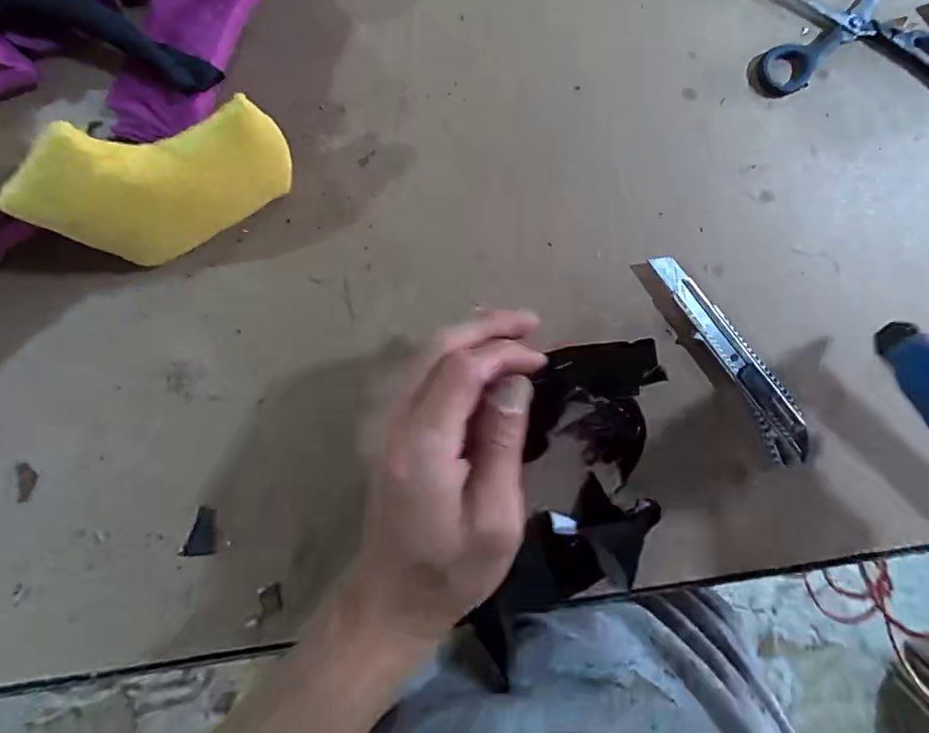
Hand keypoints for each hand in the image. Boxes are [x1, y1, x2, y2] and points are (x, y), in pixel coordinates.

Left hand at [219, 312, 545, 731]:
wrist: (390, 605)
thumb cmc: (452, 571)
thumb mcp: (496, 519)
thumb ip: (503, 444)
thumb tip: (515, 381)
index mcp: (422, 448)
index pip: (461, 371)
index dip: (504, 353)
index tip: (541, 361)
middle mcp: (396, 426)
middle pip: (436, 349)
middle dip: (486, 327)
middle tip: (531, 322)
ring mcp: (387, 427)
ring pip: (424, 355)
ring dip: (470, 334)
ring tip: (514, 330)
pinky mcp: (391, 433)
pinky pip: (422, 373)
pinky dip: (456, 354)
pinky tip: (482, 355)